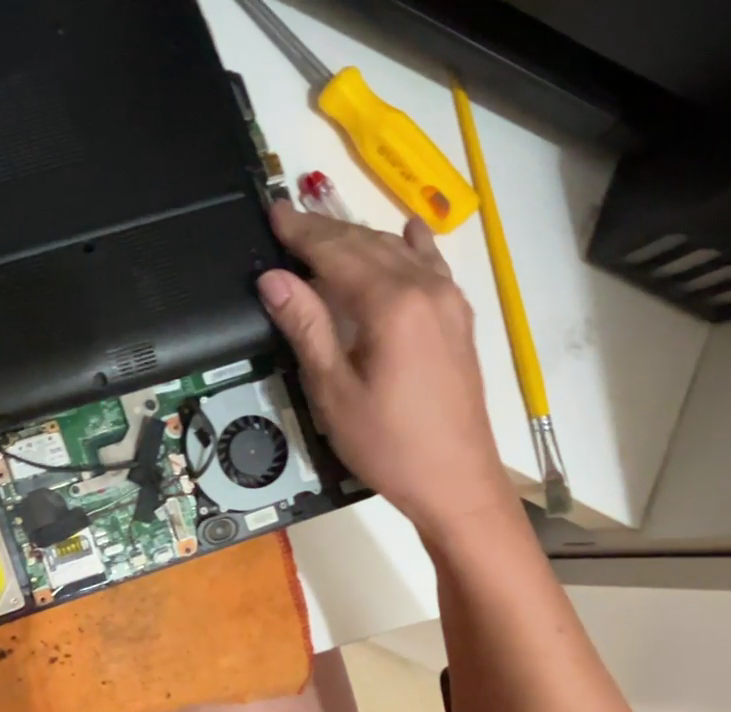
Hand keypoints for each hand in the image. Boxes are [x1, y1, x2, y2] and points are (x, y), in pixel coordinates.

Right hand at [259, 203, 513, 535]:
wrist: (456, 481)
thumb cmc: (387, 444)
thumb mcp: (333, 391)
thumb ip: (306, 327)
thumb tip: (272, 279)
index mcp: (391, 305)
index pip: (337, 253)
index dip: (301, 233)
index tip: (272, 213)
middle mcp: (426, 289)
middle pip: (367, 245)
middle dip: (325, 231)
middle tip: (287, 221)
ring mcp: (449, 302)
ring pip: (398, 252)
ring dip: (359, 239)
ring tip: (324, 232)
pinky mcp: (458, 320)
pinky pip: (431, 267)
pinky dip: (410, 248)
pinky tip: (406, 233)